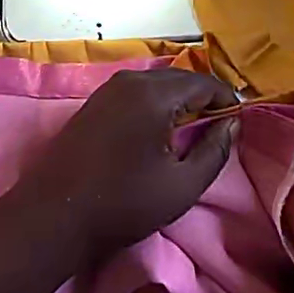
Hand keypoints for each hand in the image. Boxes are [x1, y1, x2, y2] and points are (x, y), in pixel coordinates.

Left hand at [13, 69, 237, 265]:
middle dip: (203, 97)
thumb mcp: (181, 186)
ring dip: (178, 99)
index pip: (202, 82)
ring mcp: (109, 89)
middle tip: (219, 126)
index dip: (225, 99)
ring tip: (193, 129)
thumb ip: (213, 151)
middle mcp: (131, 80)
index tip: (239, 120)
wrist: (54, 214)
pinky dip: (156, 103)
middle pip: (179, 78)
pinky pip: (136, 91)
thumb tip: (232, 124)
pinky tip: (160, 130)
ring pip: (156, 83)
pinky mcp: (95, 101)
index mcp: (154, 94)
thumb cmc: (123, 203)